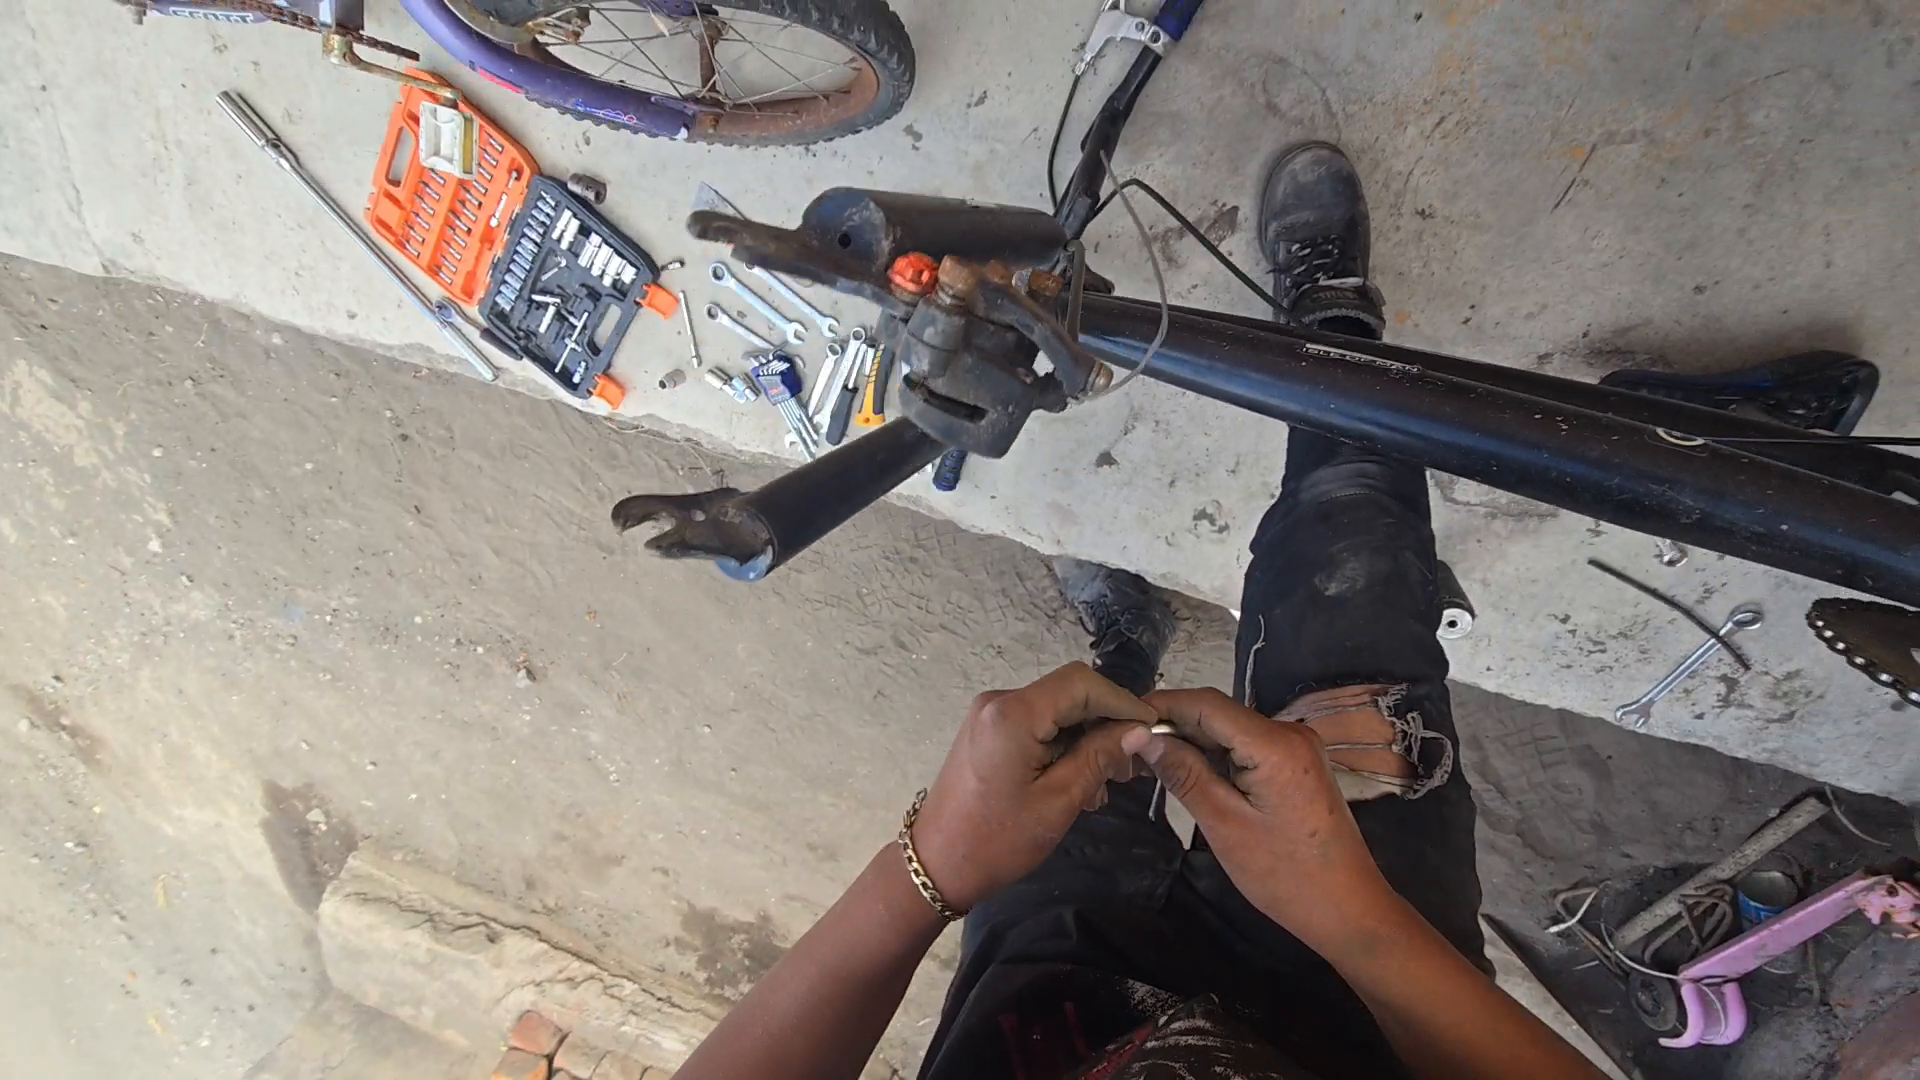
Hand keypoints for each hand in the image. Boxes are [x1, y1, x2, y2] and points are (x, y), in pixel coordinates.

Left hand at [911, 662, 1158, 911]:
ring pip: (1055, 709)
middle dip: (1105, 722)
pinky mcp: (989, 729)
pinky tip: (1079, 780)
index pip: (1080, 683)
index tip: (1152, 728)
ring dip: (1086, 737)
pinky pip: (1037, 723)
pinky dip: (1063, 744)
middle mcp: (999, 701)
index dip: (1121, 700)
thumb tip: (1139, 729)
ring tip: (1106, 782)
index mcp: (1012, 713)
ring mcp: (991, 713)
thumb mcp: (1057, 802)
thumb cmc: (997, 841)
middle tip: (1132, 764)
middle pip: (1068, 693)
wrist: (936, 864)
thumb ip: (1098, 757)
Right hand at [1124, 688, 1394, 948]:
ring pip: (1228, 728)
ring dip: (1190, 738)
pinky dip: (1213, 753)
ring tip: (1148, 756)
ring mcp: (1295, 746)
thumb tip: (1140, 735)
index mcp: (1275, 744)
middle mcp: (1289, 732)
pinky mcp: (1294, 762)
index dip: (1162, 705)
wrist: (1351, 912)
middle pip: (1217, 712)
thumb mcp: (1224, 825)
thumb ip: (1183, 773)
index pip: (1206, 704)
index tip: (1122, 719)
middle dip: (1172, 723)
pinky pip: (1243, 744)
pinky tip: (1185, 768)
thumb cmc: (1286, 876)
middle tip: (1127, 742)